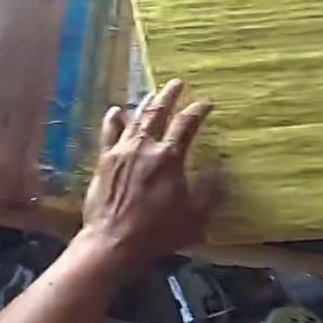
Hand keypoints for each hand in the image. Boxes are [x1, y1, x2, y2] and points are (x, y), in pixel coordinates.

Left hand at [79, 79, 219, 269]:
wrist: (114, 240)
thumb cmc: (158, 232)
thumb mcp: (196, 214)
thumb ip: (210, 189)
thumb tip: (219, 166)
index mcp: (169, 158)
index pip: (187, 125)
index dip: (198, 111)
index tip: (206, 103)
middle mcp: (144, 148)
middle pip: (157, 113)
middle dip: (169, 96)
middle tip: (176, 82)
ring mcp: (120, 152)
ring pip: (134, 120)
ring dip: (145, 105)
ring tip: (152, 94)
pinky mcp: (103, 161)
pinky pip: (108, 134)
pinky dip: (113, 120)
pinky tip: (115, 110)